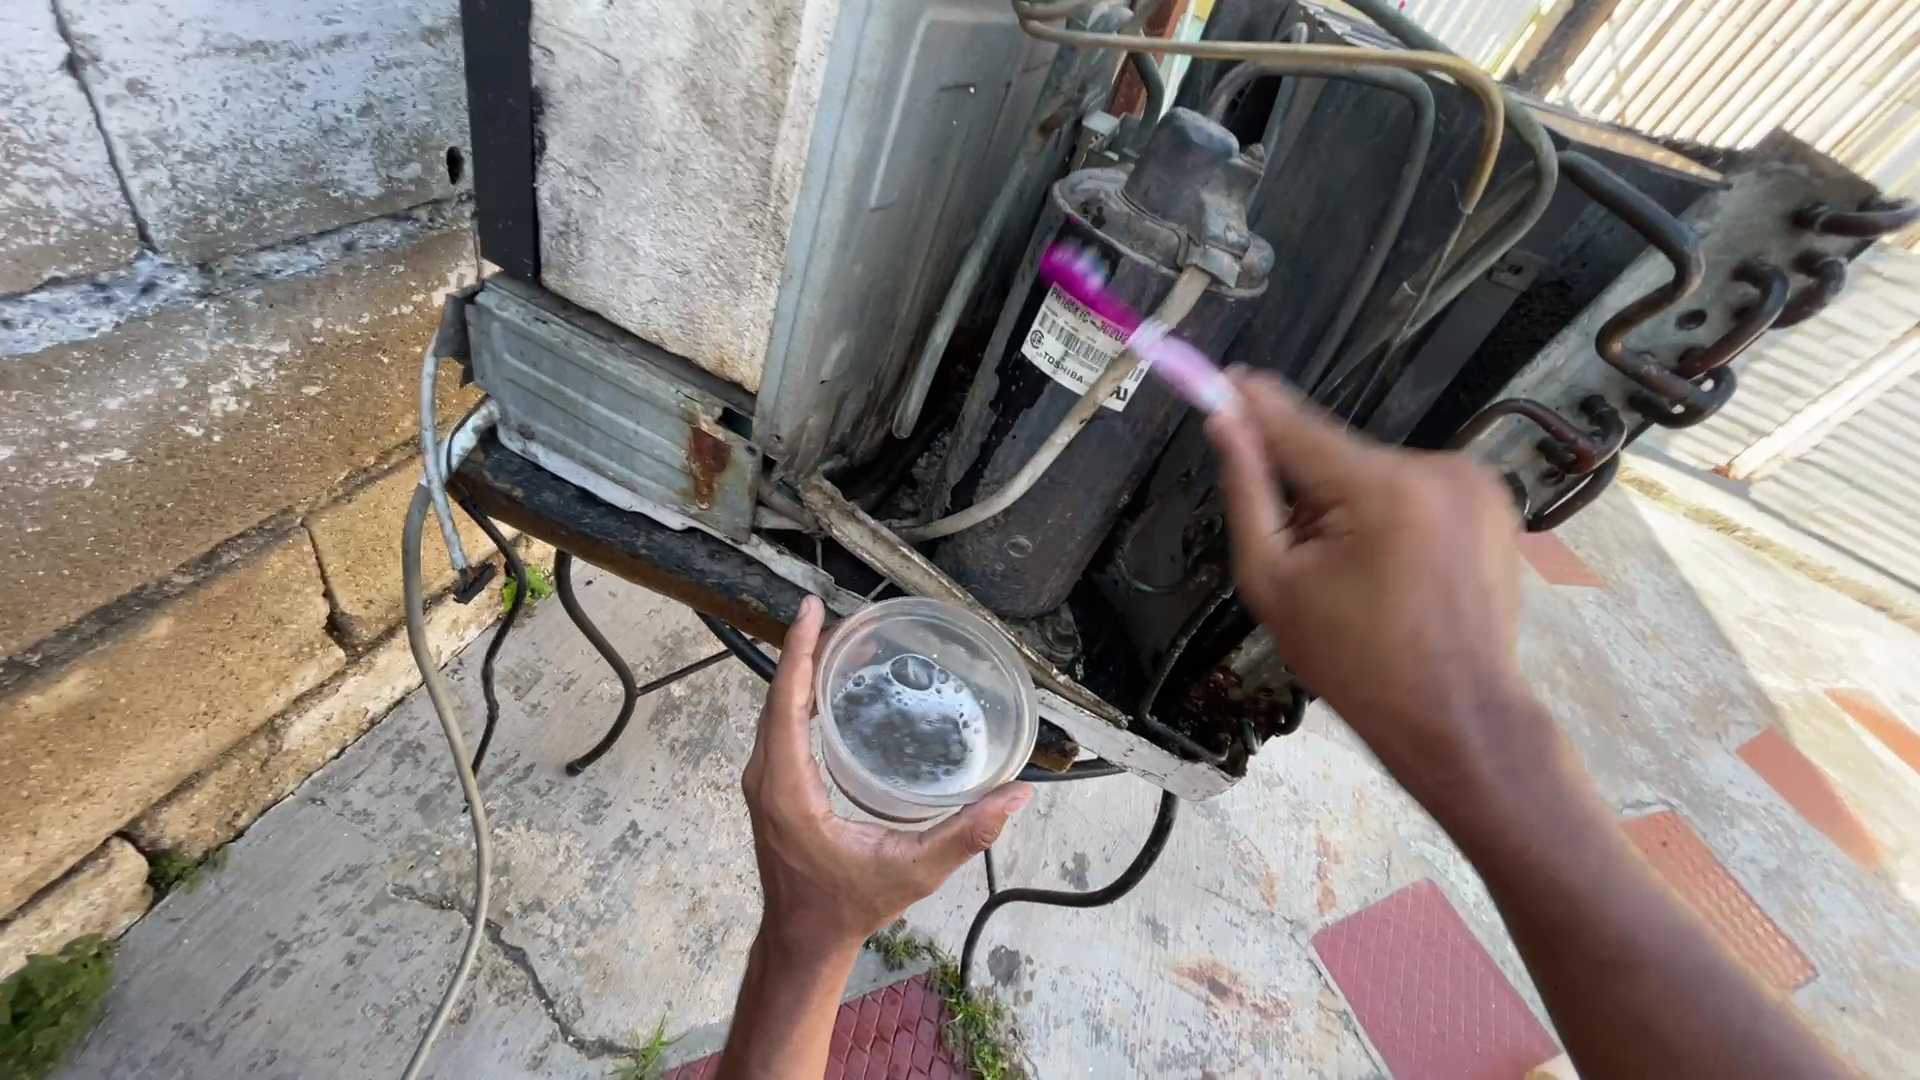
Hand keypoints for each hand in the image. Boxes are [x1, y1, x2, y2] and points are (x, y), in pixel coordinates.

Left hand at [741, 596, 1032, 958]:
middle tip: (843, 615)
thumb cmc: (851, 905)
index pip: (786, 703)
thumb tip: (1016, 793)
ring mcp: (764, 780)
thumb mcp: (914, 870)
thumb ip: (966, 834)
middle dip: (806, 648)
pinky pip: (779, 724)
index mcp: (789, 788)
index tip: (810, 609)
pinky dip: (798, 693)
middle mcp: (767, 777)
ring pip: (775, 708)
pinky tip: (827, 682)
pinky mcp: (771, 785)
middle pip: (778, 695)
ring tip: (839, 636)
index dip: (798, 651)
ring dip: (801, 668)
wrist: (804, 939)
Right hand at [1205, 370, 1545, 806]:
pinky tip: (1390, 567)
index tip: (1224, 377)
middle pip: (1338, 457)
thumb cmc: (1349, 658)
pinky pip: (1413, 488)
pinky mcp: (1494, 501)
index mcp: (1382, 490)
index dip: (1256, 404)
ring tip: (1352, 572)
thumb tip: (1225, 425)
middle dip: (1309, 489)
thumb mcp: (1271, 579)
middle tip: (1302, 553)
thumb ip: (1247, 492)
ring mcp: (1477, 483)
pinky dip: (1387, 513)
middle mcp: (1439, 468)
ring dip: (1348, 503)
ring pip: (1374, 473)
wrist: (1455, 715)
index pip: (1299, 427)